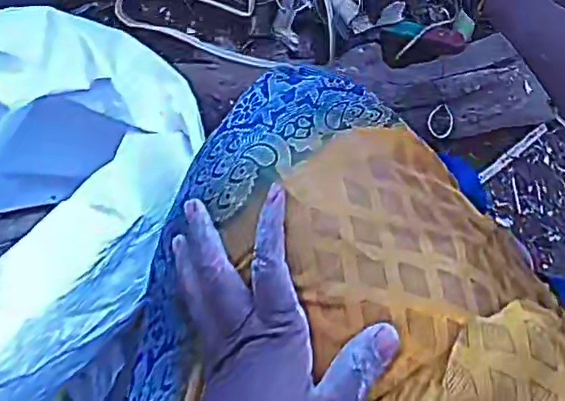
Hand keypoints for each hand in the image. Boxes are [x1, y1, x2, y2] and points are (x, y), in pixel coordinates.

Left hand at [175, 185, 399, 400]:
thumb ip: (354, 367)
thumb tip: (388, 330)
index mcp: (273, 330)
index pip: (272, 266)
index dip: (272, 226)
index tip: (274, 191)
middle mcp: (241, 332)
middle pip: (217, 276)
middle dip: (204, 240)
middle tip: (191, 207)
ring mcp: (221, 350)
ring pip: (198, 298)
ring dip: (187, 267)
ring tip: (175, 241)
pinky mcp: (211, 371)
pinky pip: (196, 324)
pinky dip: (189, 302)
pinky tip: (186, 298)